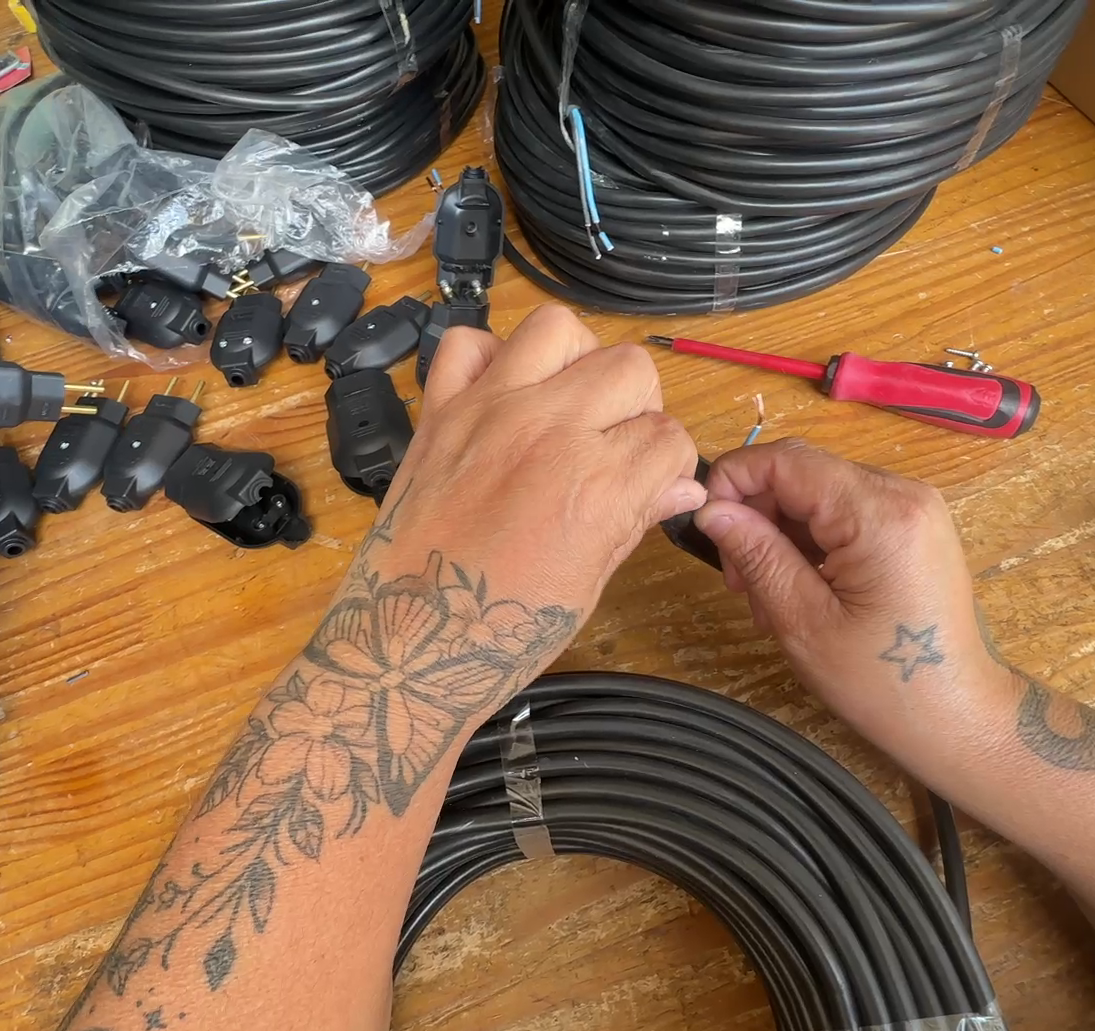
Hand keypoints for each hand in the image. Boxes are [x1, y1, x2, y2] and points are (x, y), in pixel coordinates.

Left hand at [364, 304, 703, 622]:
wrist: (412, 636)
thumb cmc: (504, 627)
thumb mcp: (589, 580)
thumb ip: (636, 517)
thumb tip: (682, 488)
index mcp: (598, 484)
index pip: (668, 436)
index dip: (669, 462)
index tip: (652, 478)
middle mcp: (550, 431)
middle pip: (630, 368)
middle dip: (637, 405)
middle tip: (614, 441)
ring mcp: (490, 411)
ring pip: (557, 329)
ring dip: (576, 360)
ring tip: (566, 402)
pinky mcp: (441, 411)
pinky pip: (467, 343)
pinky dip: (491, 358)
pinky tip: (502, 396)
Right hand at [693, 440, 1019, 771]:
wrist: (958, 717)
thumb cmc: (880, 682)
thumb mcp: (802, 620)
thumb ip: (755, 553)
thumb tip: (709, 509)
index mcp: (879, 513)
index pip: (785, 460)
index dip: (732, 480)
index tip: (706, 527)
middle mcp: (901, 492)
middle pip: (799, 472)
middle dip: (754, 515)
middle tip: (737, 580)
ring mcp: (911, 506)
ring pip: (814, 492)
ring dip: (777, 534)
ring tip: (765, 596)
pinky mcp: (910, 524)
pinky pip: (839, 511)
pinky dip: (806, 541)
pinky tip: (796, 587)